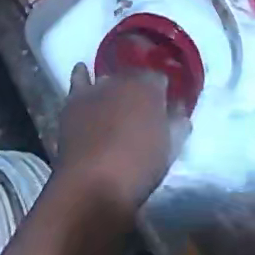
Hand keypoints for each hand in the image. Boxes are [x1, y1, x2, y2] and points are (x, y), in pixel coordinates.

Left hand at [54, 64, 187, 211]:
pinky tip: (82, 70)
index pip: (161, 79)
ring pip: (109, 79)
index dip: (163, 94)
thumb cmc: (139, 167)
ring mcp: (97, 88)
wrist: (93, 184)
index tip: (164, 108)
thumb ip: (179, 123)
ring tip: (115, 105)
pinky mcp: (75, 100)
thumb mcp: (170, 148)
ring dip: (114, 89)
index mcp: (151, 87)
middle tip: (141, 112)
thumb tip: (179, 108)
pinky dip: (81, 74)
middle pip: (134, 78)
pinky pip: (79, 78)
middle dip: (139, 91)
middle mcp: (124, 78)